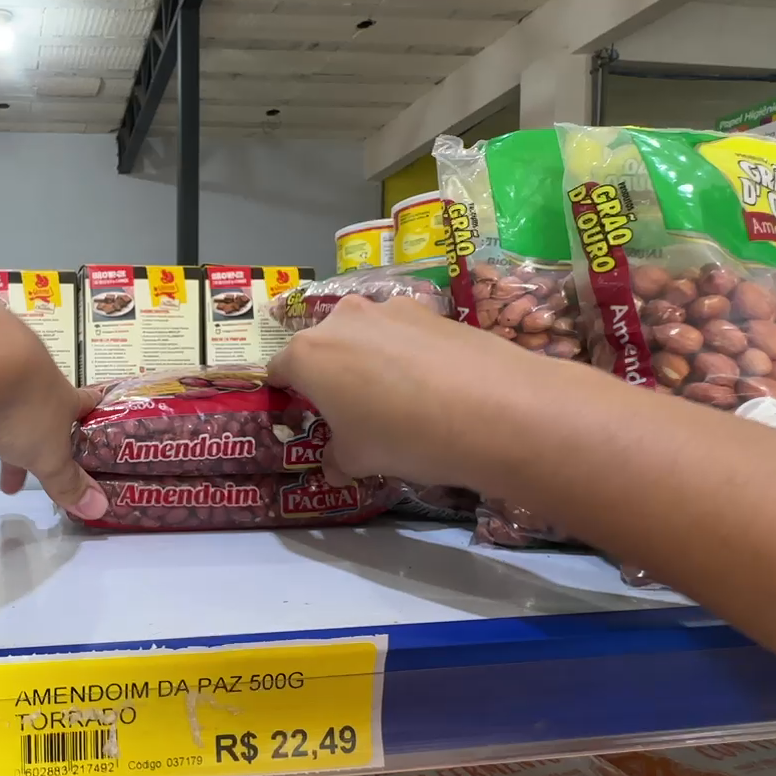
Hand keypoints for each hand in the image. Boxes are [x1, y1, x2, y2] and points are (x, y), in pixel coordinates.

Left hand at [0, 368, 108, 520]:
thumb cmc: (26, 410)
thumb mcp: (49, 455)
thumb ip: (68, 482)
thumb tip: (100, 508)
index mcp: (60, 398)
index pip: (83, 404)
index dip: (90, 413)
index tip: (95, 415)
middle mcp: (30, 383)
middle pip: (32, 420)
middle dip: (24, 454)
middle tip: (14, 485)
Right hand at [268, 295, 550, 486]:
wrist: (497, 411)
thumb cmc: (403, 435)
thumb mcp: (358, 460)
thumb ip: (337, 458)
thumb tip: (336, 466)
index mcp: (307, 355)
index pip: (278, 369)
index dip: (285, 393)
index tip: (298, 411)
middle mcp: (342, 320)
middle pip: (322, 346)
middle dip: (330, 373)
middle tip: (350, 408)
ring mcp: (390, 309)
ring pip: (366, 336)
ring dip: (370, 359)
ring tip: (398, 397)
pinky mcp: (433, 310)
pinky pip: (405, 334)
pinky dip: (409, 355)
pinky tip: (433, 386)